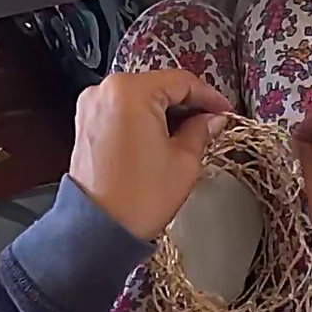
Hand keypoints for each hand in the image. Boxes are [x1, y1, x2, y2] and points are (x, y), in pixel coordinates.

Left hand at [71, 70, 233, 239]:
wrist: (98, 230)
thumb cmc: (142, 197)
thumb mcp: (184, 161)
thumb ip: (201, 131)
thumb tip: (213, 119)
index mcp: (131, 91)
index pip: (181, 82)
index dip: (209, 96)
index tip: (225, 111)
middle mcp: (105, 90)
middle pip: (158, 86)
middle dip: (187, 103)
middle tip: (211, 122)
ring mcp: (91, 106)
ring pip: (140, 98)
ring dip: (166, 111)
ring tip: (190, 133)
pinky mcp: (85, 124)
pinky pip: (122, 112)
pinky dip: (144, 119)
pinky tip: (163, 138)